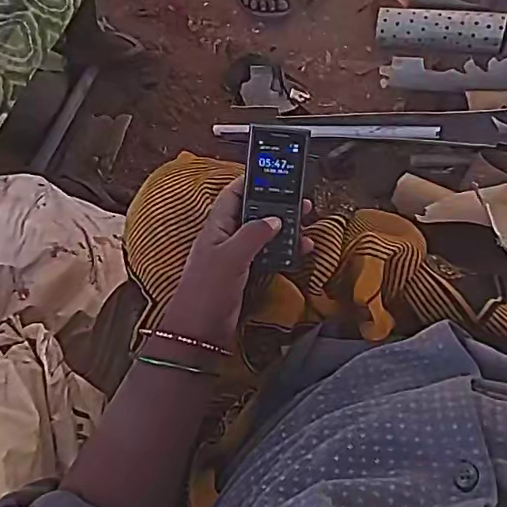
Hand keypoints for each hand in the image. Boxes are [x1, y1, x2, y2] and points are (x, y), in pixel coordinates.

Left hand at [161, 176, 308, 348]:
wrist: (199, 334)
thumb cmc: (206, 292)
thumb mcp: (230, 257)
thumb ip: (252, 235)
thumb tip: (273, 218)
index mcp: (215, 228)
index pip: (232, 196)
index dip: (249, 182)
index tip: (270, 172)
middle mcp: (225, 240)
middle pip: (252, 214)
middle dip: (275, 205)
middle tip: (300, 199)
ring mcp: (235, 259)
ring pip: (263, 236)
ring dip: (284, 229)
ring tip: (306, 220)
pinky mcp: (245, 278)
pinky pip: (268, 258)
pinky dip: (284, 252)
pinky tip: (300, 250)